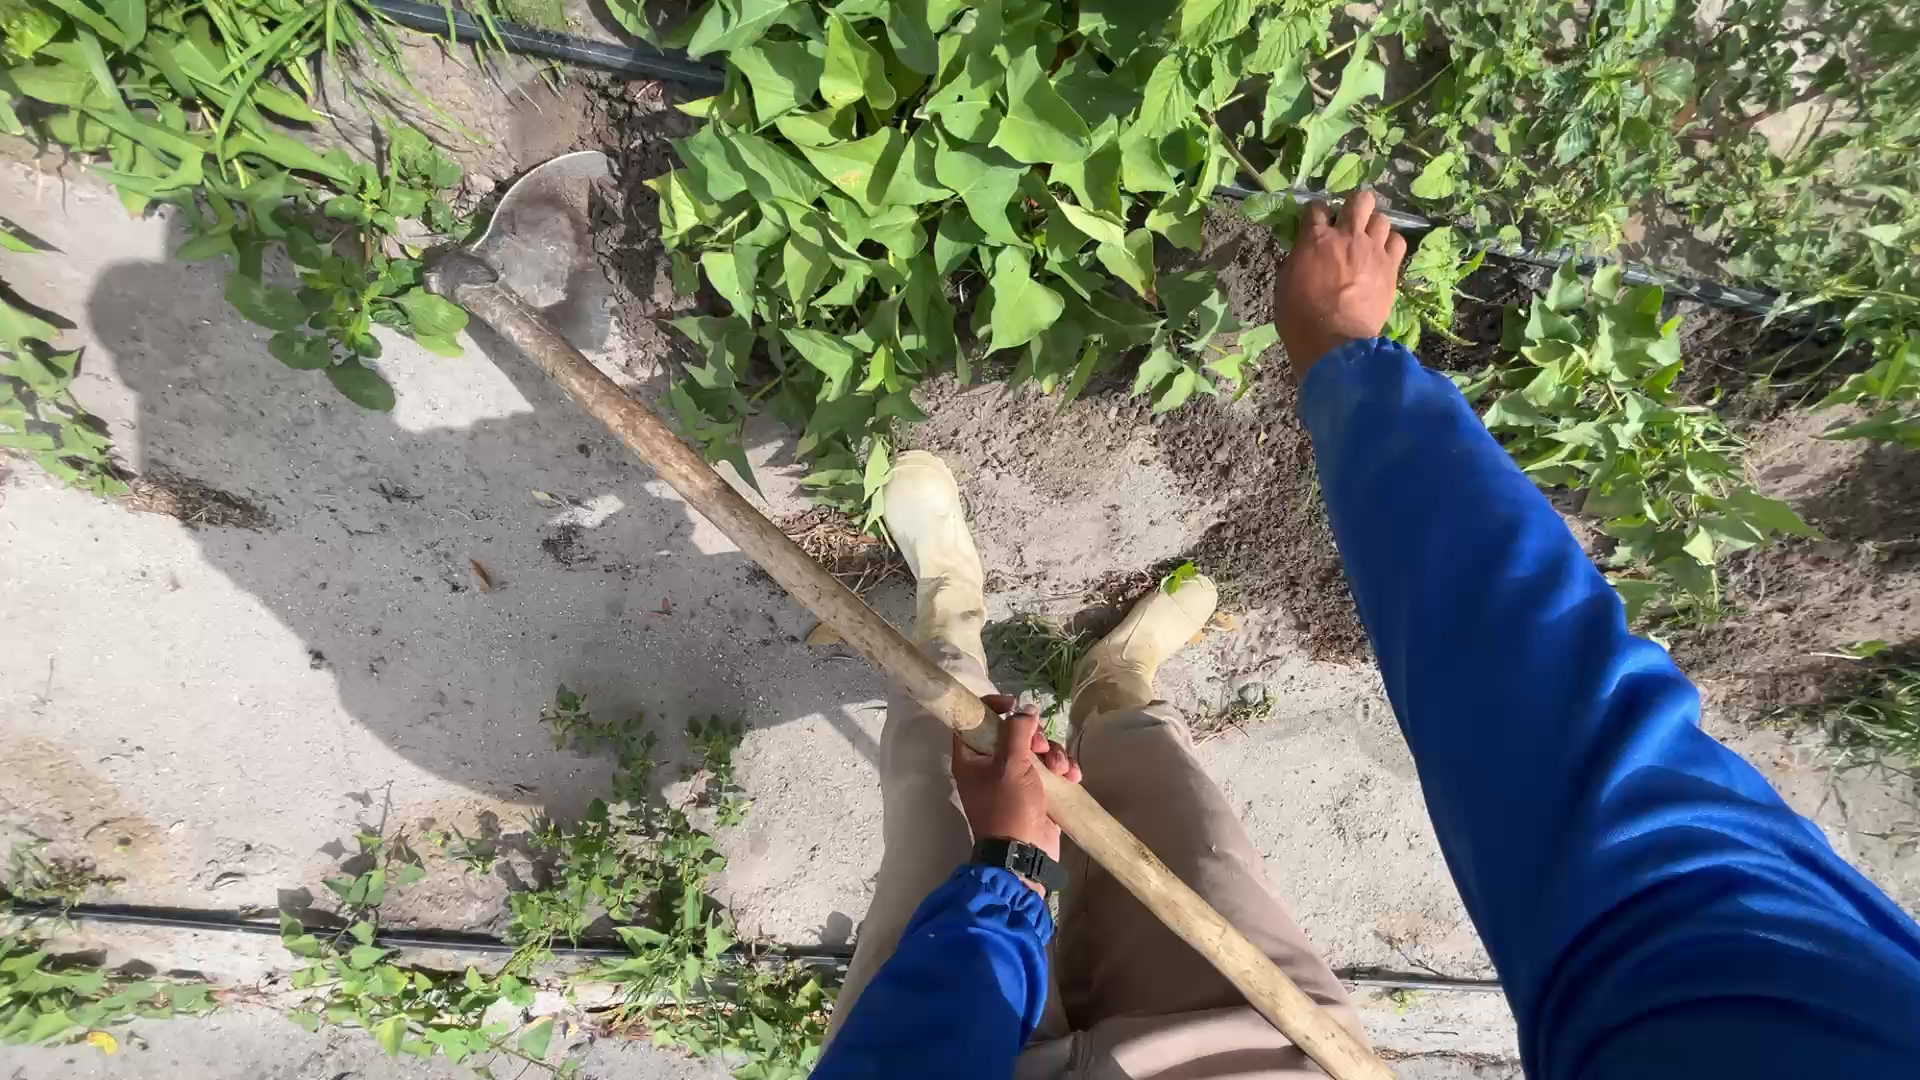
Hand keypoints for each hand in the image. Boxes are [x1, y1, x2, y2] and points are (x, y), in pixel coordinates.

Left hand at [953, 697, 1080, 865]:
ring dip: (1053, 754)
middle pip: (1013, 732)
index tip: (1013, 704)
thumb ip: (1017, 731)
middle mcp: (989, 765)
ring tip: (1061, 769)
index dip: (992, 706)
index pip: (974, 719)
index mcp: (971, 757)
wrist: (1025, 855)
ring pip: (1036, 749)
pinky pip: (1049, 768)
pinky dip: (1061, 769)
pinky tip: (1072, 776)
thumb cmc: (1009, 806)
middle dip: (1035, 737)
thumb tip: (1026, 710)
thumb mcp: (1011, 764)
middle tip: (1041, 747)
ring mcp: (1013, 778)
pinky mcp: (1035, 790)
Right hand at [1274, 189, 1407, 380]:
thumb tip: (1303, 253)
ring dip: (1372, 227)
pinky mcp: (1391, 265)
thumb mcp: (1285, 285)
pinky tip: (1381, 256)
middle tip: (1347, 224)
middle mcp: (1348, 235)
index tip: (1315, 223)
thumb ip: (1297, 260)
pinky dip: (1389, 245)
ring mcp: (1373, 249)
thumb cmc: (1299, 318)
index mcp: (1316, 239)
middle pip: (1359, 200)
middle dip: (1352, 207)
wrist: (1333, 341)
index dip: (1315, 214)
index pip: (1316, 209)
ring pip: (1381, 218)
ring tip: (1366, 241)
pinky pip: (1397, 241)